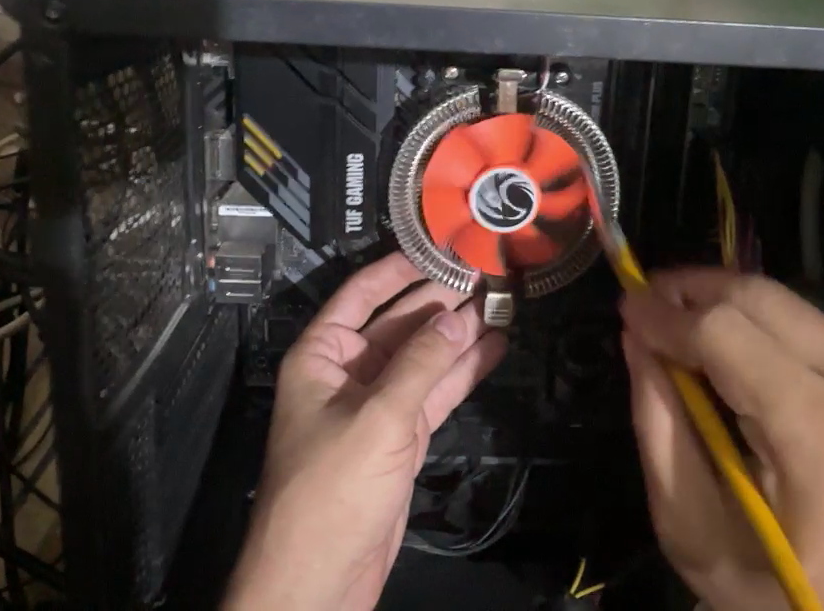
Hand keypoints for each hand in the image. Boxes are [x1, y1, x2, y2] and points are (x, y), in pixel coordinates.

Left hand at [221, 254, 507, 610]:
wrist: (319, 581)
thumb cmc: (330, 489)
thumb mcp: (376, 418)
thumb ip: (420, 364)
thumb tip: (459, 317)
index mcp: (323, 354)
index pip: (362, 294)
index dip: (400, 268)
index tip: (441, 246)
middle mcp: (349, 370)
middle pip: (401, 323)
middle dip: (443, 302)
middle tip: (489, 275)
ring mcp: (378, 404)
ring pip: (424, 357)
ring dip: (461, 335)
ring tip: (504, 304)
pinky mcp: (401, 435)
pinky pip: (435, 391)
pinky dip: (463, 372)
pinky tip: (495, 347)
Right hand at [621, 268, 823, 610]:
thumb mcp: (704, 542)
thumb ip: (662, 431)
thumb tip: (638, 343)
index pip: (727, 331)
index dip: (666, 313)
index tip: (622, 304)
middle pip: (764, 299)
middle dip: (695, 290)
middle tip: (645, 302)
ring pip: (792, 309)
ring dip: (727, 306)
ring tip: (676, 324)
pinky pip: (816, 337)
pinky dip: (762, 332)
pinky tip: (727, 355)